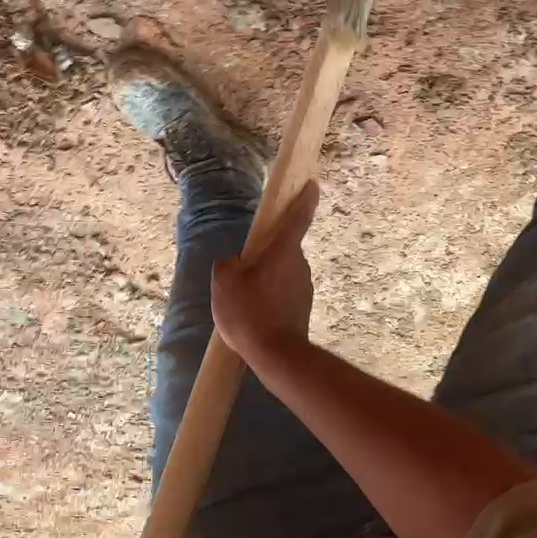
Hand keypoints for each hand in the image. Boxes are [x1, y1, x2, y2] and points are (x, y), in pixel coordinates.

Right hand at [211, 180, 319, 357]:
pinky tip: (254, 314)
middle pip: (282, 249)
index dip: (305, 199)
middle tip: (242, 272)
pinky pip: (283, 293)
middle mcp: (299, 264)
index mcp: (283, 251)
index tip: (312, 185)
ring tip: (244, 300)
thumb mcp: (223, 282)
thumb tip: (235, 262)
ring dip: (266, 279)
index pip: (298, 217)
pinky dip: (270, 298)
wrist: (275, 353)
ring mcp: (304, 286)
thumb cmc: (248, 312)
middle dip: (265, 255)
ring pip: (281, 273)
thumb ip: (227, 264)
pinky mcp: (303, 306)